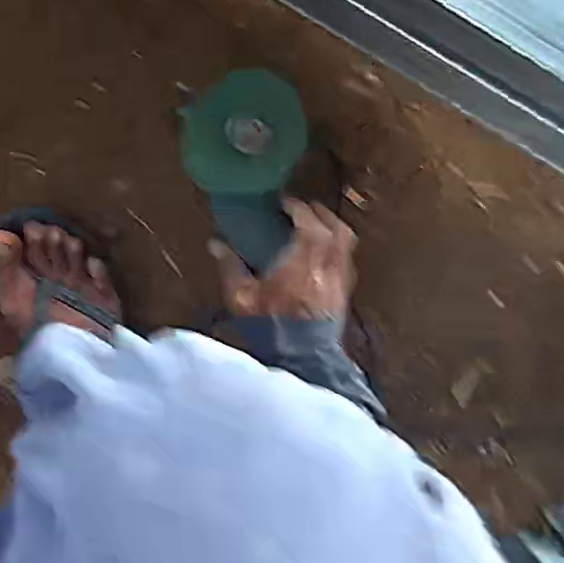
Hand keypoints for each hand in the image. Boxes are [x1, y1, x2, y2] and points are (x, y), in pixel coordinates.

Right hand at [209, 198, 356, 319]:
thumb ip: (230, 267)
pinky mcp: (345, 295)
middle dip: (320, 213)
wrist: (301, 360)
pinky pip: (347, 261)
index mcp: (302, 265)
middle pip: (336, 229)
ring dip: (333, 228)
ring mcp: (340, 283)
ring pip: (347, 244)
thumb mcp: (241, 298)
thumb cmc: (269, 327)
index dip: (299, 208)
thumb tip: (216, 243)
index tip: (285, 202)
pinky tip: (322, 253)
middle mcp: (327, 269)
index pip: (309, 225)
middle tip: (303, 208)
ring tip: (315, 225)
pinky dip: (337, 248)